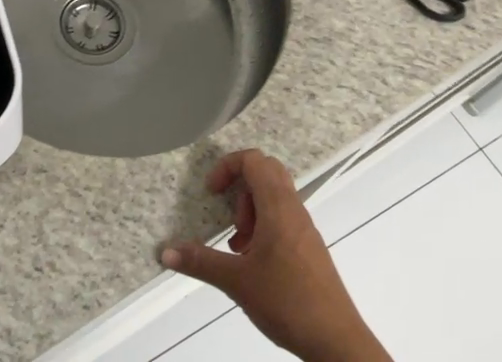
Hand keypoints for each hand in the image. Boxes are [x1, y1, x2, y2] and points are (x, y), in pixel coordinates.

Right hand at [161, 150, 389, 361]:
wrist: (336, 341)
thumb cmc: (287, 302)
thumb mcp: (236, 281)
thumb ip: (200, 262)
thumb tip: (164, 252)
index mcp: (278, 208)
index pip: (254, 160)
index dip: (227, 166)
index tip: (211, 192)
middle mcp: (294, 210)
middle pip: (266, 172)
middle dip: (240, 187)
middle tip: (229, 220)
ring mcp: (305, 229)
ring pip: (275, 197)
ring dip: (251, 211)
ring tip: (238, 247)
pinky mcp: (309, 248)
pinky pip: (283, 219)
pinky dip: (263, 228)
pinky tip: (253, 263)